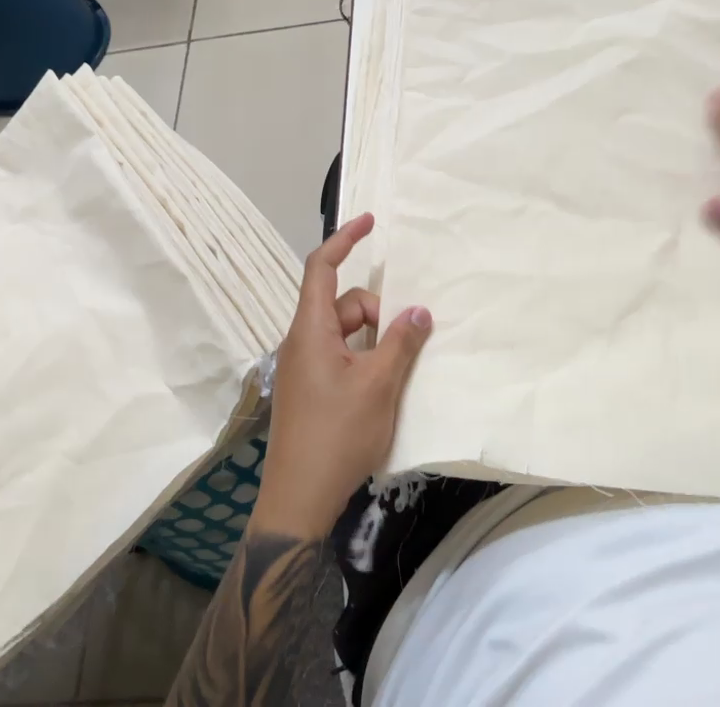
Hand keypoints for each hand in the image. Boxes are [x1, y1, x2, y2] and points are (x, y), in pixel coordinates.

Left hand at [254, 213, 432, 538]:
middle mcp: (301, 342)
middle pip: (342, 304)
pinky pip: (340, 357)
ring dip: (373, 340)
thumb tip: (420, 310)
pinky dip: (364, 359)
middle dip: (377, 313)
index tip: (370, 222)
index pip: (321, 267)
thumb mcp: (379, 385)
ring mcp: (303, 369)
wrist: (299, 498)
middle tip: (406, 343)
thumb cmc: (338, 435)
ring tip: (398, 371)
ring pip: (344, 333)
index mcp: (310, 330)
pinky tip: (383, 387)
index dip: (344, 239)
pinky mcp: (308, 391)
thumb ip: (401, 342)